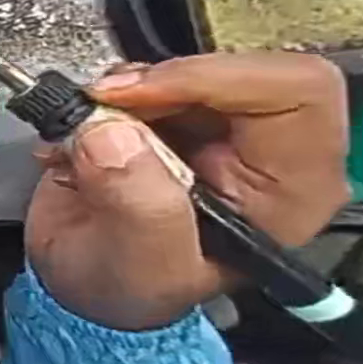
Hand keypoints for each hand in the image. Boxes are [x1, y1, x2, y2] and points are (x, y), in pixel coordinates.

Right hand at [25, 52, 349, 330]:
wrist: (81, 288)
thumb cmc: (125, 290)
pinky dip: (90, 105)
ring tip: (74, 136)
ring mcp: (207, 135)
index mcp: (287, 186)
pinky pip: (134, 88)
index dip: (211, 79)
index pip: (292, 92)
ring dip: (113, 96)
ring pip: (178, 75)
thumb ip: (139, 207)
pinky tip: (69, 142)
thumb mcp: (138, 265)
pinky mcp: (159, 126)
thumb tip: (109, 135)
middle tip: (92, 107)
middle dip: (154, 85)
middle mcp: (259, 151)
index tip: (129, 95)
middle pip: (233, 73)